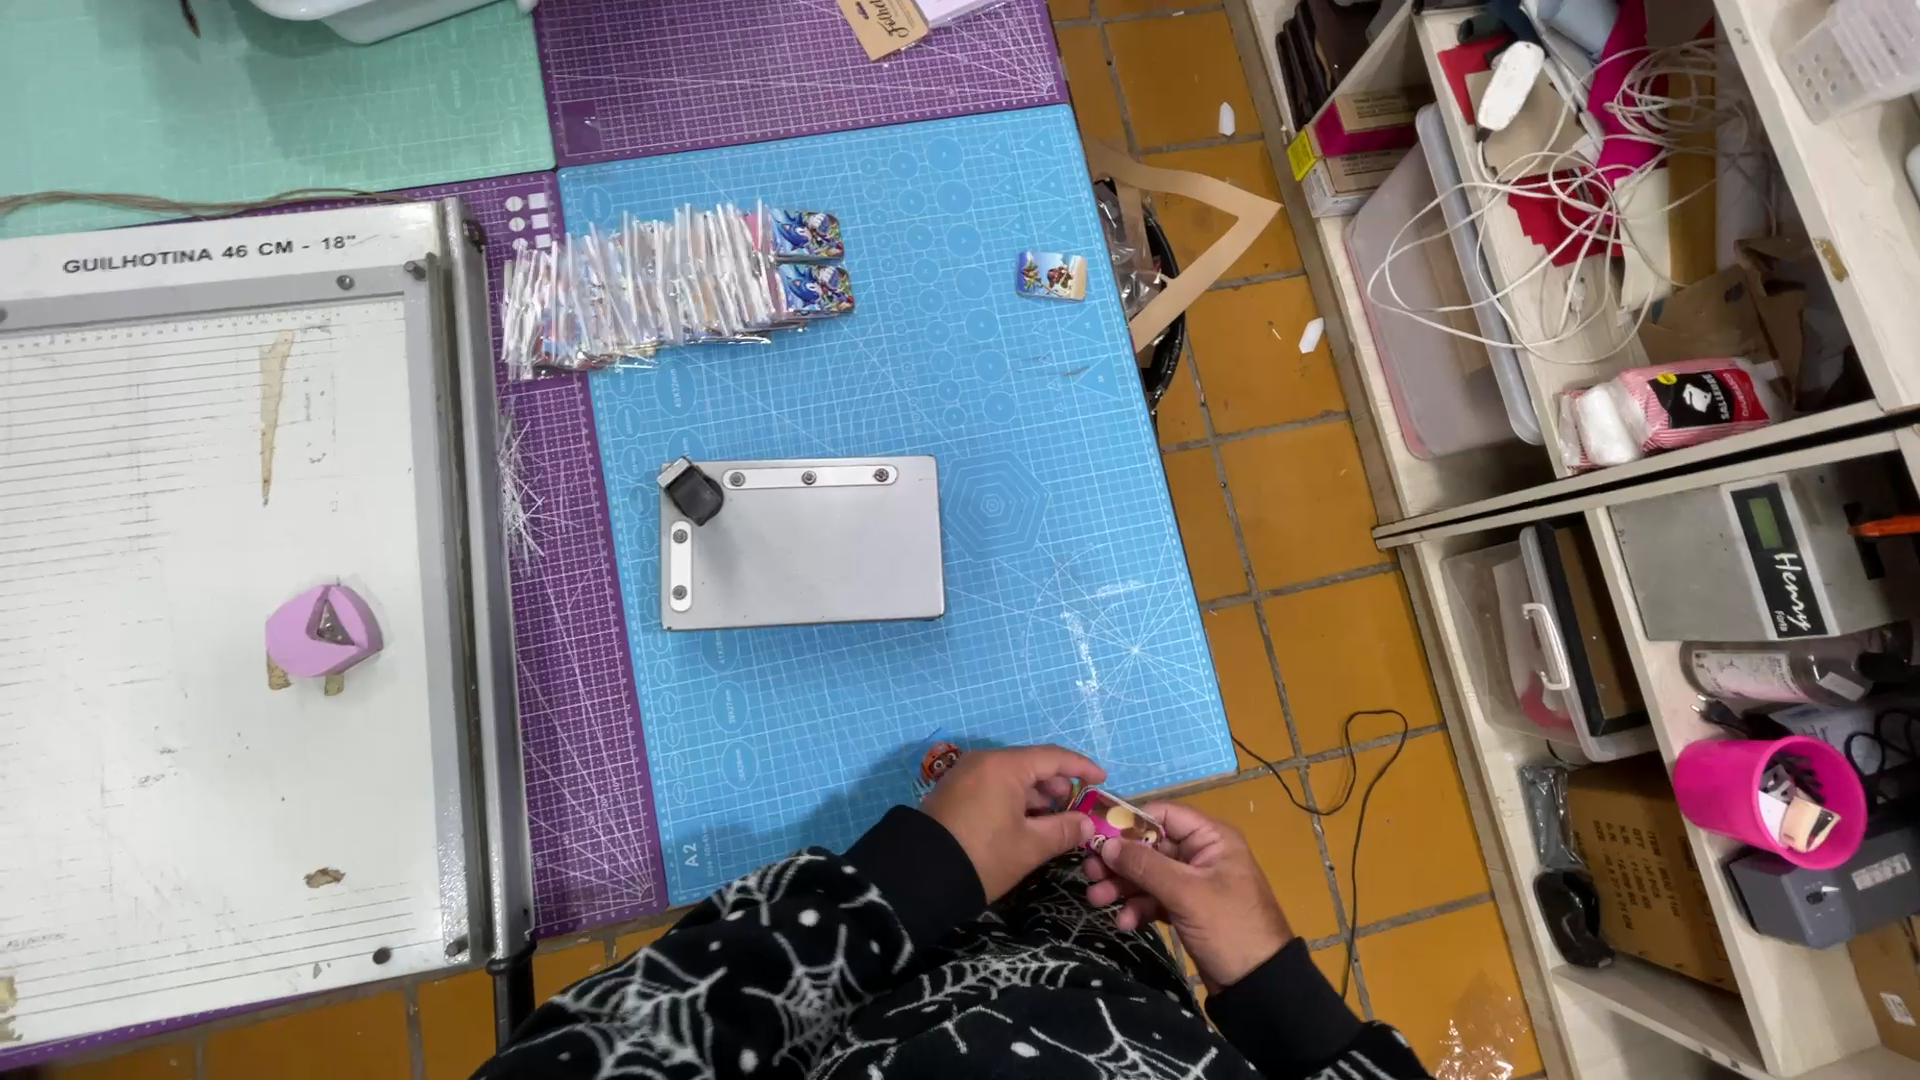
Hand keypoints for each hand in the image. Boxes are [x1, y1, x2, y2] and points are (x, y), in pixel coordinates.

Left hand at [920, 745, 1105, 902]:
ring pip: (1011, 775)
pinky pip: (993, 784)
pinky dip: (1014, 798)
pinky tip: (1024, 823)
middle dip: (1057, 786)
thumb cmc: (982, 856)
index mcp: (1005, 766)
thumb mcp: (1028, 847)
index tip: (1102, 780)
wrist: (919, 876)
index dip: (1081, 768)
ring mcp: (966, 773)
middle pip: (1031, 764)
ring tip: (1052, 821)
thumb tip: (1087, 823)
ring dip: (1035, 795)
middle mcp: (984, 761)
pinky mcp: (954, 790)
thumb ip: (1063, 831)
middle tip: (1075, 810)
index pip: (1053, 757)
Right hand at [1084, 802, 1292, 990]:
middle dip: (1120, 860)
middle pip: (1150, 846)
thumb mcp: (1186, 893)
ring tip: (1096, 898)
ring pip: (1148, 873)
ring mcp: (1192, 883)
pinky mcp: (1185, 909)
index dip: (1129, 821)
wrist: (1260, 989)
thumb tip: (1106, 844)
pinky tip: (1124, 921)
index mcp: (1210, 839)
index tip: (1098, 833)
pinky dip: (1137, 907)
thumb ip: (1145, 866)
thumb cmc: (1229, 928)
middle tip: (1089, 871)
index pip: (1163, 815)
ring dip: (1122, 885)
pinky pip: (1153, 898)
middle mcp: (1200, 854)